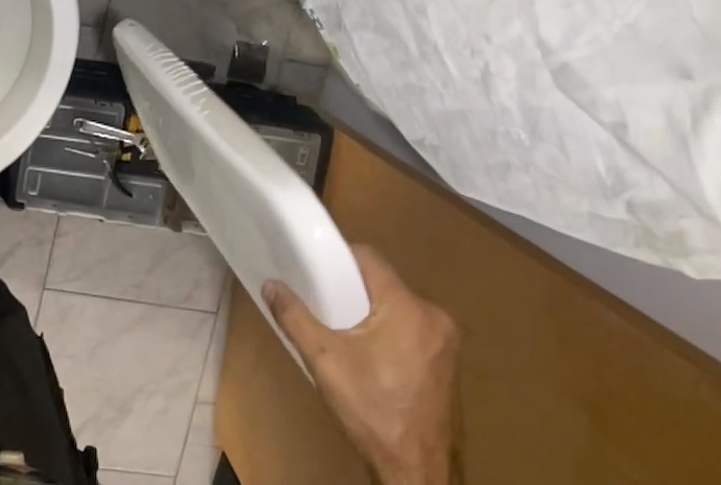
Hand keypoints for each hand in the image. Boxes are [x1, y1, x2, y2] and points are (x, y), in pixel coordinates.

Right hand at [264, 246, 458, 484]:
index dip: (338, 257)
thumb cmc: (372, 411)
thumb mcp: (324, 362)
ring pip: (398, 308)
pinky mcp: (448, 364)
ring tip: (342, 331)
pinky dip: (389, 333)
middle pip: (383, 284)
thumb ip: (296, 318)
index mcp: (408, 308)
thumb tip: (272, 286)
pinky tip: (369, 356)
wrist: (418, 472)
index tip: (314, 267)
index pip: (369, 258)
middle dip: (352, 290)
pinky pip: (412, 330)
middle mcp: (435, 317)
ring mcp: (446, 343)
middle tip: (323, 302)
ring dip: (371, 313)